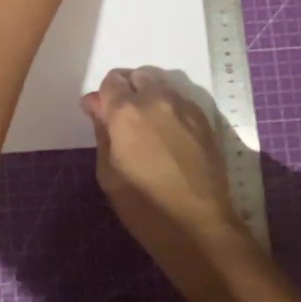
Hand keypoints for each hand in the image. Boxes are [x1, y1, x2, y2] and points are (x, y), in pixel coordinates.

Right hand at [82, 67, 244, 254]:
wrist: (199, 226)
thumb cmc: (144, 206)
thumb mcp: (108, 173)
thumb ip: (102, 131)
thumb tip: (95, 105)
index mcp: (126, 111)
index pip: (111, 81)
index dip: (104, 96)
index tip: (102, 115)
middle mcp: (156, 99)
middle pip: (139, 75)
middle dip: (129, 89)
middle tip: (125, 118)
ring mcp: (184, 108)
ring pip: (162, 85)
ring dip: (151, 96)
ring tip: (149, 126)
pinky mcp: (205, 121)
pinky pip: (181, 101)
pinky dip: (170, 108)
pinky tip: (170, 135)